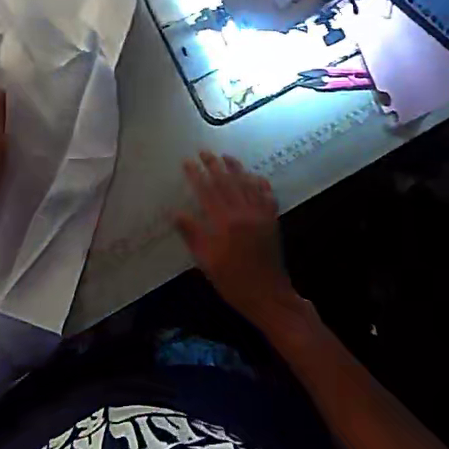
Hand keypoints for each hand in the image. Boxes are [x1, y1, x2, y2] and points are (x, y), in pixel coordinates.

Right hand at [174, 152, 300, 325]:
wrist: (268, 296)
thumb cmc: (233, 282)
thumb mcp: (207, 262)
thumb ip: (193, 235)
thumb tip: (176, 214)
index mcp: (225, 223)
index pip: (207, 191)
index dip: (197, 175)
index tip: (188, 162)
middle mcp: (244, 213)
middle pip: (227, 182)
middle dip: (215, 165)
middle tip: (205, 152)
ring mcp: (261, 215)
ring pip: (248, 184)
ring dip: (236, 168)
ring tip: (226, 156)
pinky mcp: (272, 220)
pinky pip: (266, 195)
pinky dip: (260, 183)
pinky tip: (255, 176)